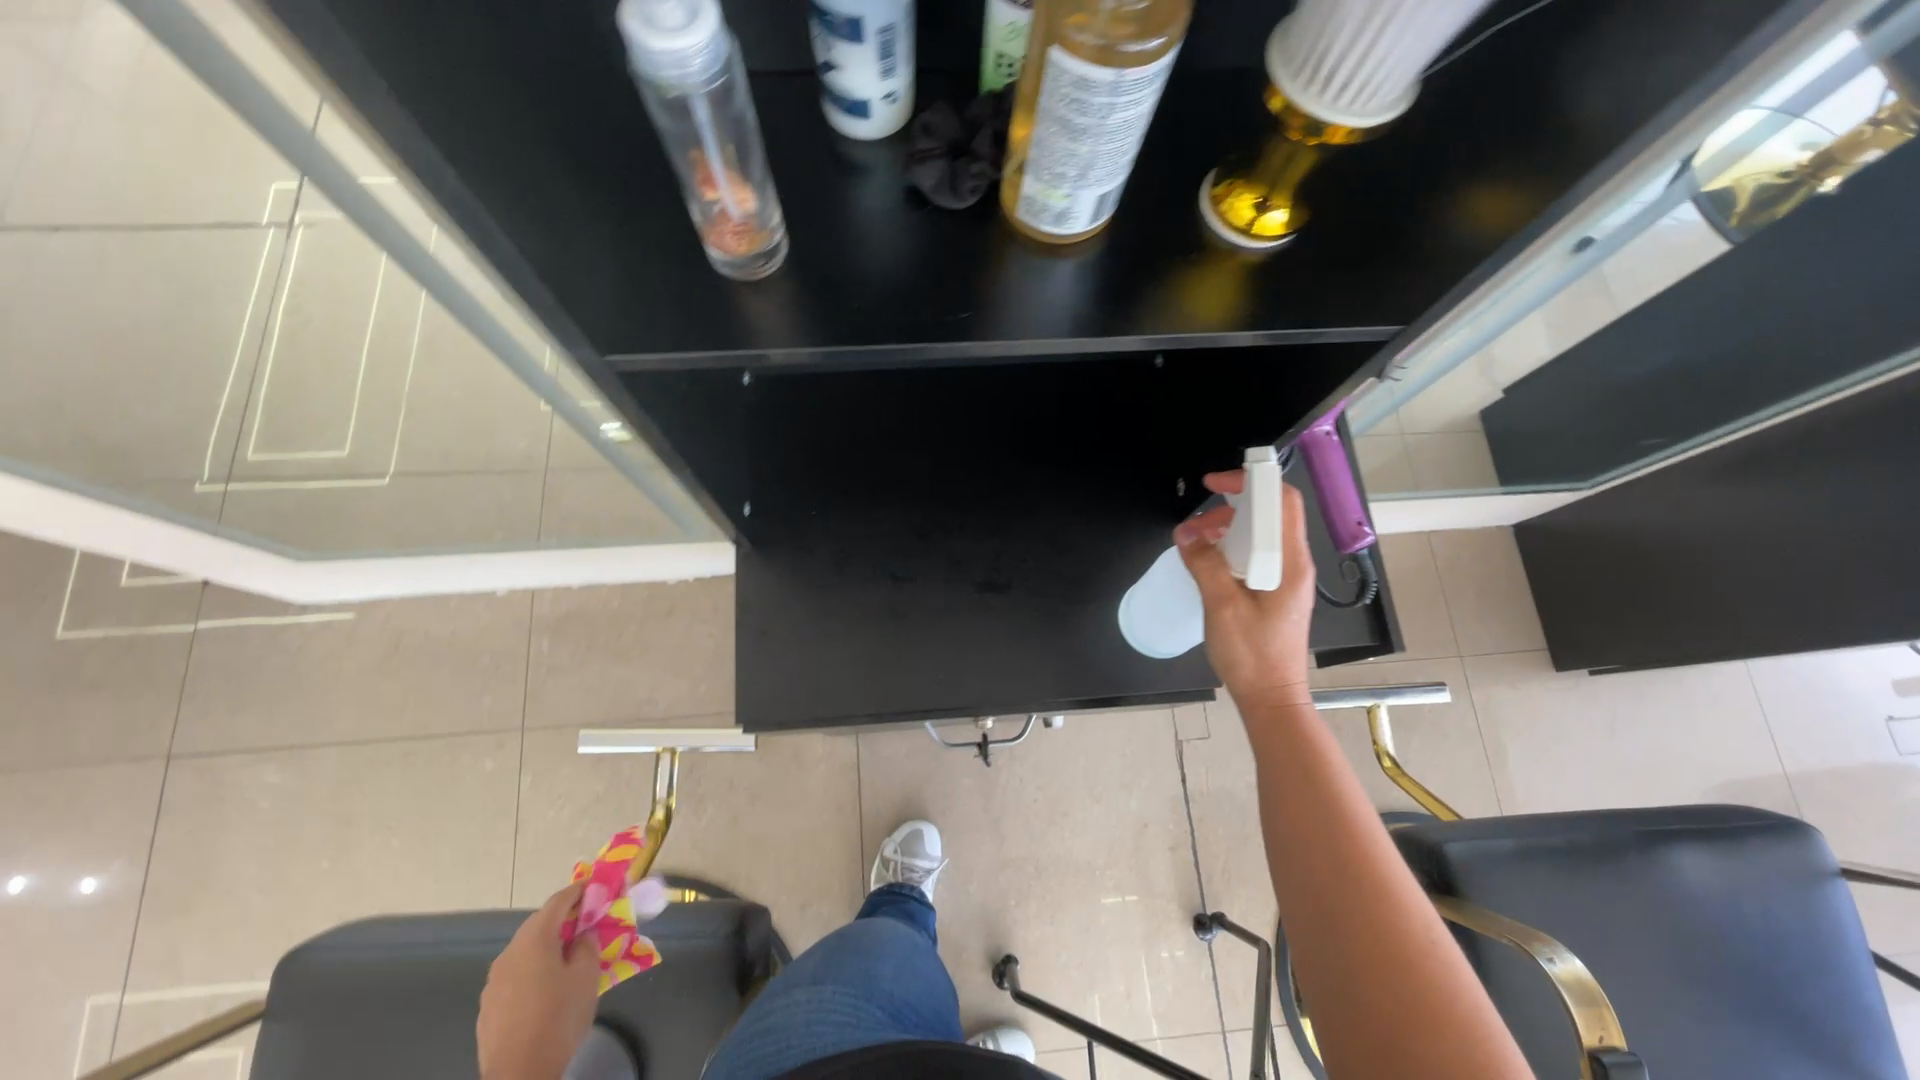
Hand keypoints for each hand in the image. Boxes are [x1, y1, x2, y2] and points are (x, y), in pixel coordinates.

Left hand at [477, 882, 601, 1079]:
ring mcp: (494, 981)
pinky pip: (515, 975)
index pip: (556, 902)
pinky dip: (533, 971)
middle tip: (585, 923)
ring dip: (546, 947)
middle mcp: (509, 954)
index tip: (593, 887)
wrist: (518, 1073)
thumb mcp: (587, 977)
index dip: (577, 891)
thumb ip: (587, 946)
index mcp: (534, 940)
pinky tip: (546, 992)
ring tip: (568, 960)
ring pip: (524, 952)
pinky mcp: (488, 1006)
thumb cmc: (559, 1018)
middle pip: (537, 926)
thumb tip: (582, 935)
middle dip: (562, 920)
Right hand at [1174, 471, 1316, 711]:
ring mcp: (1287, 580)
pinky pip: (1257, 557)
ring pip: (1261, 536)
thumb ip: (1204, 563)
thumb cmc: (1252, 655)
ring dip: (1228, 531)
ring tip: (1196, 545)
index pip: (1282, 500)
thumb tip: (1186, 533)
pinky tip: (1209, 564)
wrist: (1272, 698)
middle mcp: (1295, 566)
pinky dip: (1232, 551)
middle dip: (1231, 509)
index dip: (1252, 482)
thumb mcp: (1222, 606)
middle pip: (1270, 515)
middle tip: (1196, 526)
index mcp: (1290, 563)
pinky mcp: (1277, 593)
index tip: (1216, 483)